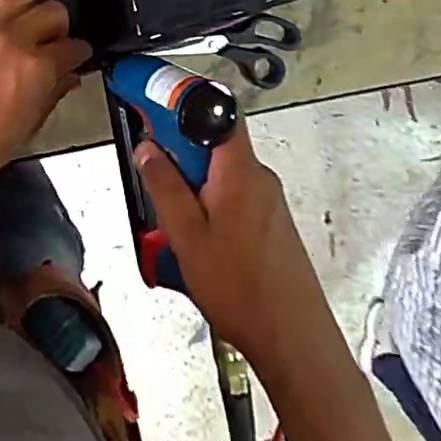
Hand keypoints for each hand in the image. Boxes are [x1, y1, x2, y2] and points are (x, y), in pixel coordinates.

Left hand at [0, 0, 90, 189]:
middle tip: (49, 42)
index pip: (74, 46)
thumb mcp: (32, 125)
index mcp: (39, 69)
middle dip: (58, 27)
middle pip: (54, 11)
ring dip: (27, 9)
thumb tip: (71, 76)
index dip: (79, 53)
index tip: (76, 56)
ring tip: (21, 26)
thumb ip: (55, 94)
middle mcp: (17, 41)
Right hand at [135, 126, 334, 366]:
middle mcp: (258, 176)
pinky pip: (232, 193)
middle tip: (153, 178)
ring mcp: (267, 199)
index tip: (153, 105)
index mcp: (239, 170)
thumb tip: (148, 148)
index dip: (184, 101)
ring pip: (219, 171)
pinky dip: (208, 203)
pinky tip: (195, 239)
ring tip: (172, 223)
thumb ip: (164, 185)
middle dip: (179, 153)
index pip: (218, 111)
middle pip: (213, 142)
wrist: (293, 339)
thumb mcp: (186, 235)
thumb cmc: (242, 289)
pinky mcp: (270, 220)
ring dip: (191, 184)